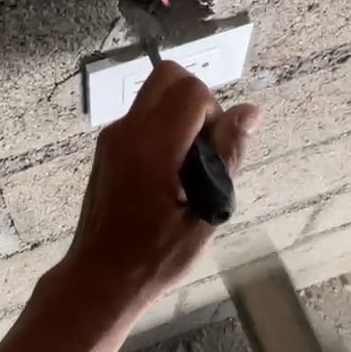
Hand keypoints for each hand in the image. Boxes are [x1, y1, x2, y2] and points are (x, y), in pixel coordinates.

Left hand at [58, 60, 260, 312]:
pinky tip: (166, 173)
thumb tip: (250, 112)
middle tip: (204, 146)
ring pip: (154, 92)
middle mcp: (128, 129)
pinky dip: (162, 125)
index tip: (213, 153)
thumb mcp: (205, 213)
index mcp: (152, 146)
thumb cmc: (156, 255)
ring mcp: (113, 134)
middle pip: (168, 75)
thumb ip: (227, 156)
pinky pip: (142, 114)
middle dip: (196, 98)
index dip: (214, 113)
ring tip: (186, 164)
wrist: (100, 276)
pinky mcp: (107, 144)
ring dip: (178, 112)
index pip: (192, 90)